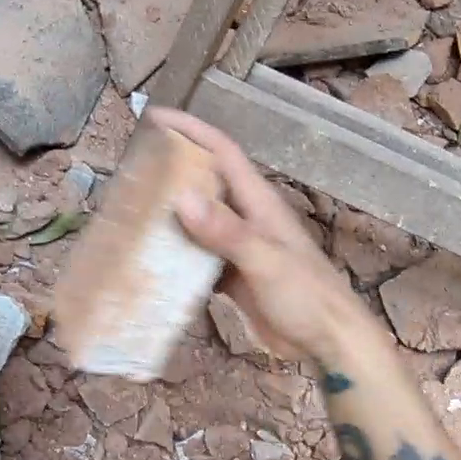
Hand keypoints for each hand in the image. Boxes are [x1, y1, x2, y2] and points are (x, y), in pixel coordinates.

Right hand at [147, 108, 383, 365]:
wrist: (329, 342)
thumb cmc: (306, 297)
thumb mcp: (266, 261)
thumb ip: (227, 232)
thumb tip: (182, 198)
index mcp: (260, 204)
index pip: (222, 153)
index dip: (192, 130)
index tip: (156, 117)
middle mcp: (248, 219)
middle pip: (206, 183)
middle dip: (172, 172)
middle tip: (131, 171)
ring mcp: (241, 248)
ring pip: (199, 222)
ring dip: (171, 217)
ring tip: (131, 214)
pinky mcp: (235, 277)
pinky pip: (199, 258)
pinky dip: (178, 257)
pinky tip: (153, 262)